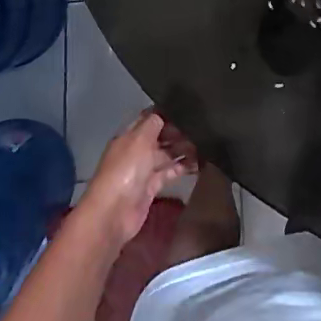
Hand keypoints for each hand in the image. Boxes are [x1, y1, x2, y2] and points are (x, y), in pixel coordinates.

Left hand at [79, 111, 198, 246]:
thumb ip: (155, 122)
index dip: (168, 112)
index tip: (190, 108)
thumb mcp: (140, 138)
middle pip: (161, 135)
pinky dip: (184, 167)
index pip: (151, 117)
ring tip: (207, 144)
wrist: (114, 213)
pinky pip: (170, 172)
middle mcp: (137, 149)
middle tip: (203, 127)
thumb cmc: (126, 170)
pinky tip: (200, 163)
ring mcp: (144, 168)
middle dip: (179, 131)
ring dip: (184, 149)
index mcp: (130, 134)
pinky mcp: (152, 187)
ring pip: (167, 153)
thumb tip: (167, 108)